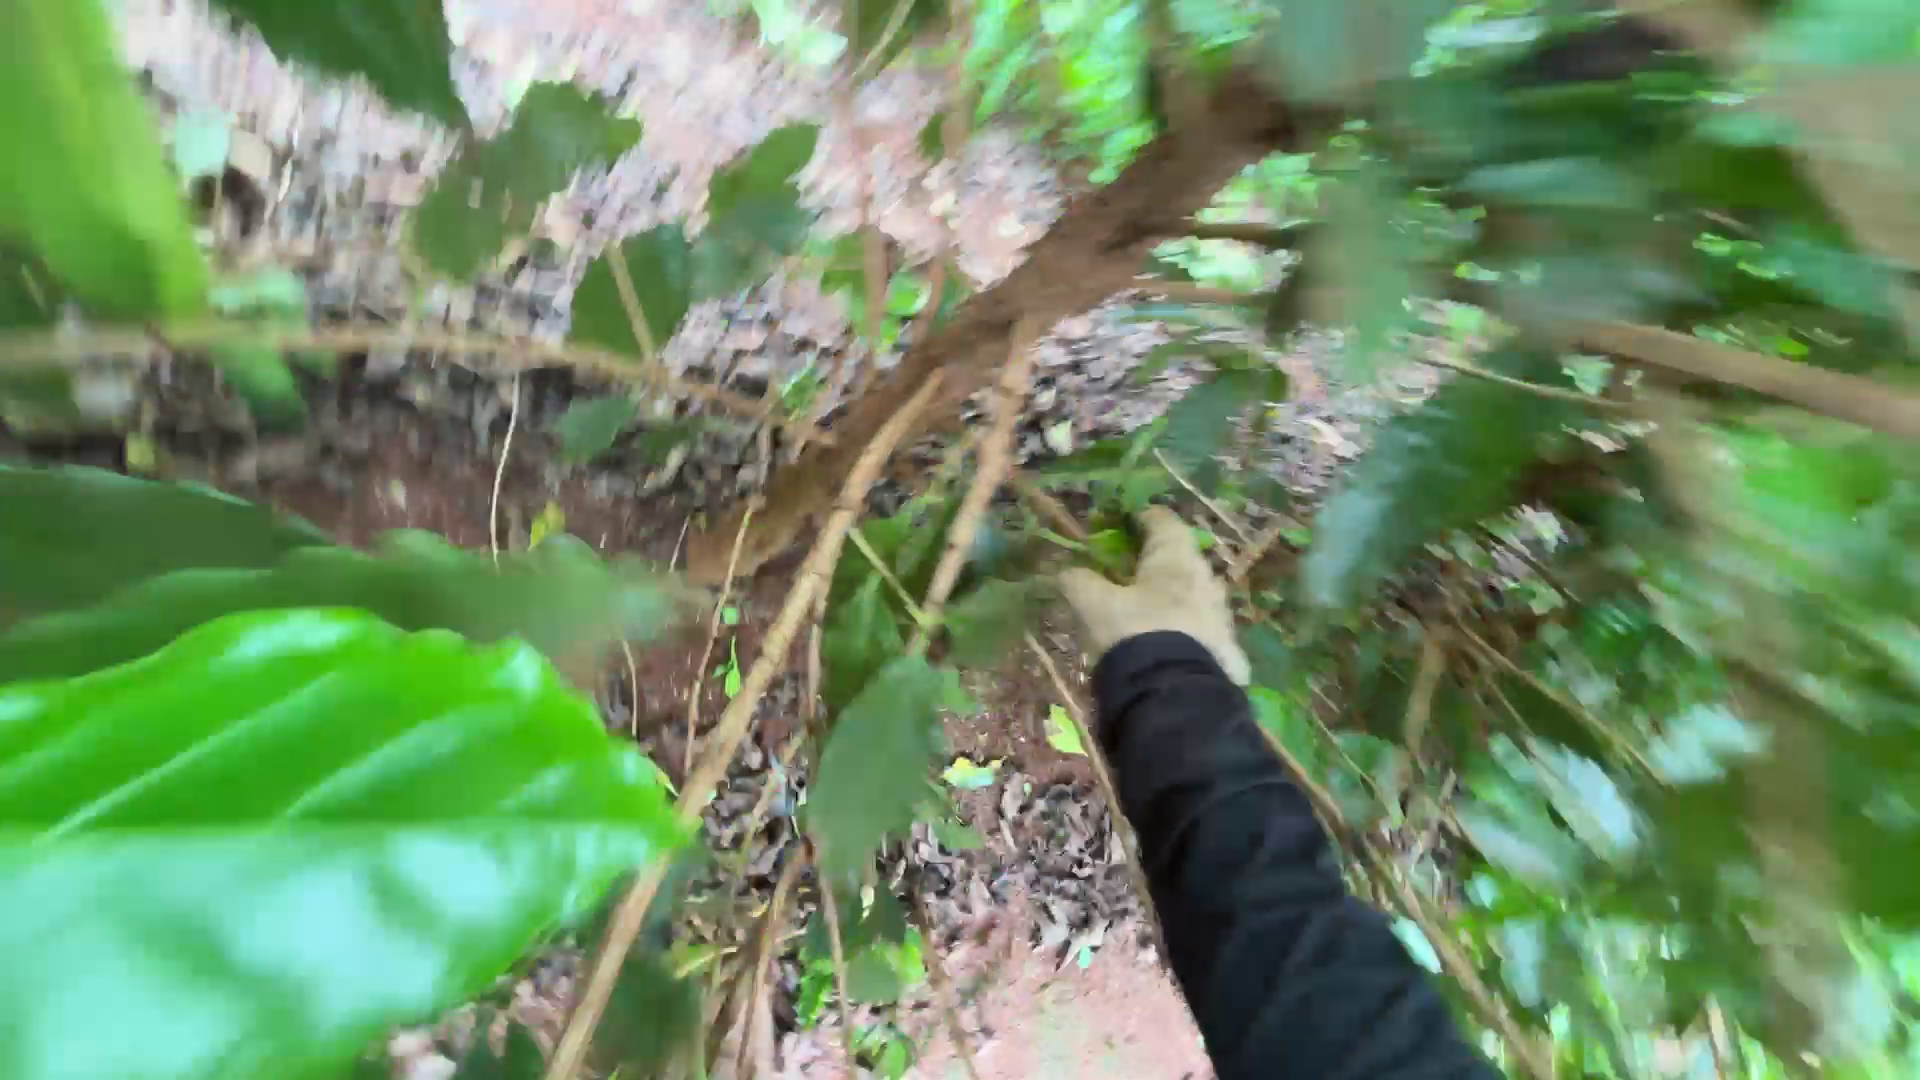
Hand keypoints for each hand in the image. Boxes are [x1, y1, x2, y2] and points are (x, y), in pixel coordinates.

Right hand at [1058, 507, 1250, 684]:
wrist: (1174, 693)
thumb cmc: (1132, 631)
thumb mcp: (1092, 603)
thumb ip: (1078, 581)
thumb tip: (1068, 572)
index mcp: (1175, 556)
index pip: (1163, 520)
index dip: (1141, 518)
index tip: (1124, 523)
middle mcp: (1205, 578)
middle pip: (1180, 558)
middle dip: (1155, 562)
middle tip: (1127, 573)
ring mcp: (1220, 614)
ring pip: (1192, 594)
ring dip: (1169, 597)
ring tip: (1143, 612)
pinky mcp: (1226, 649)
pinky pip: (1199, 628)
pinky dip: (1180, 628)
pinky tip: (1162, 644)